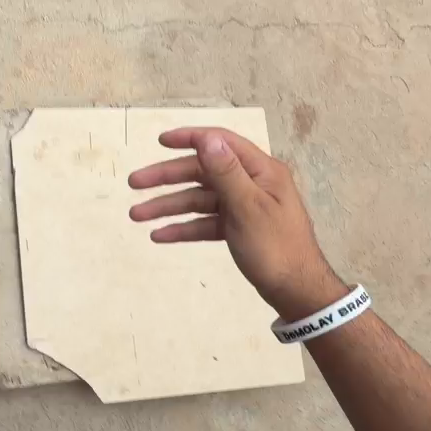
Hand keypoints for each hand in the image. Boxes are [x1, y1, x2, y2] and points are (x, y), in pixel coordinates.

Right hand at [128, 127, 347, 318]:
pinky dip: (183, 227)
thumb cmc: (276, 247)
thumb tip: (207, 138)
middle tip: (133, 183)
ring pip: (198, 200)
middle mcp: (250, 183)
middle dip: (166, 178)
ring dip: (168, 206)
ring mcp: (242, 207)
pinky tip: (159, 235)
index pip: (220, 142)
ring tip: (136, 215)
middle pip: (201, 172)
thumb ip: (226, 172)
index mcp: (260, 171)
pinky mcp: (236, 229)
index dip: (189, 139)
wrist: (297, 292)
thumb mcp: (248, 207)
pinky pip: (204, 222)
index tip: (160, 141)